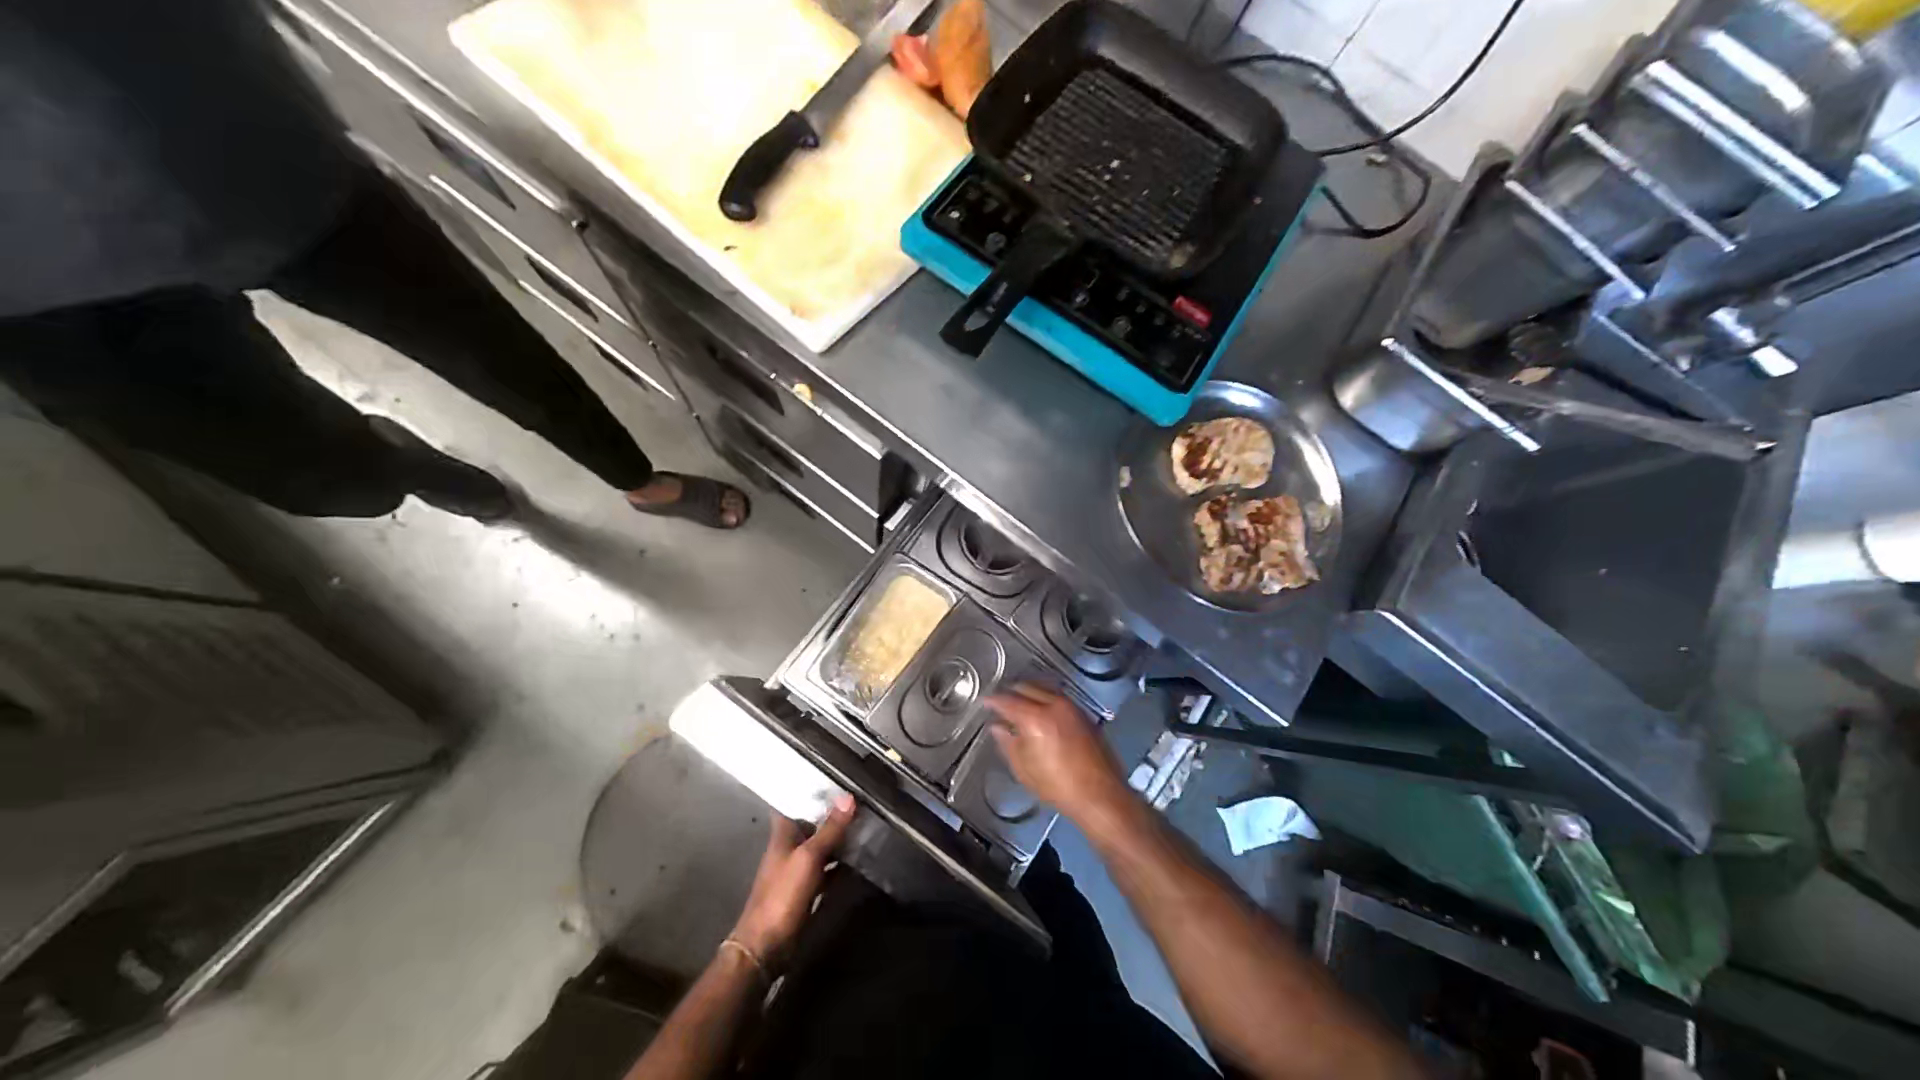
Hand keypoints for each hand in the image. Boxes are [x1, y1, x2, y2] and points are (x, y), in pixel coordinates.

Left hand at [729, 795, 855, 962]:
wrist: (766, 944)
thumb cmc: (782, 894)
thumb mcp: (809, 857)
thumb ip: (829, 829)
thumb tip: (848, 796)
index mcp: (782, 834)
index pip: (795, 804)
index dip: (811, 792)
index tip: (835, 780)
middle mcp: (788, 848)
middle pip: (811, 824)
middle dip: (832, 815)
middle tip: (861, 802)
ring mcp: (796, 870)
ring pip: (819, 846)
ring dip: (838, 839)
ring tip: (865, 825)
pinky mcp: (805, 890)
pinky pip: (825, 869)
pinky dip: (839, 863)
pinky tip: (858, 860)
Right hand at [984, 683, 1130, 823]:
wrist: (1100, 795)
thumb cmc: (1061, 787)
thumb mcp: (1024, 770)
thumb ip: (1008, 744)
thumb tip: (998, 729)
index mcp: (1035, 718)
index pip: (1007, 700)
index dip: (992, 701)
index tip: (986, 702)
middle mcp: (1055, 706)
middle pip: (1026, 687)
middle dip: (1011, 692)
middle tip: (1001, 703)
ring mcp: (1072, 708)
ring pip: (1044, 688)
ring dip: (1029, 692)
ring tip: (1020, 704)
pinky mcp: (1084, 714)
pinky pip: (1059, 697)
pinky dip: (1046, 698)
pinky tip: (1042, 712)